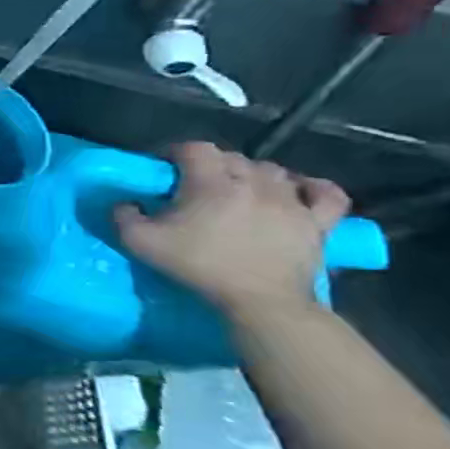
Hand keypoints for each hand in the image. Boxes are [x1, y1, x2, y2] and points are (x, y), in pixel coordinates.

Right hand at [115, 142, 350, 312]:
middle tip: (195, 183)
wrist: (260, 300)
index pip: (195, 148)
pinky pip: (327, 193)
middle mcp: (254, 184)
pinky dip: (312, 186)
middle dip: (212, 164)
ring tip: (238, 190)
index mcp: (211, 184)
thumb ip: (122, 215)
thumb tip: (126, 202)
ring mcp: (292, 202)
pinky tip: (298, 189)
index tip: (164, 166)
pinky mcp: (319, 222)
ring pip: (273, 171)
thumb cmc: (198, 265)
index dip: (176, 151)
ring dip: (252, 174)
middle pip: (233, 157)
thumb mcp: (139, 242)